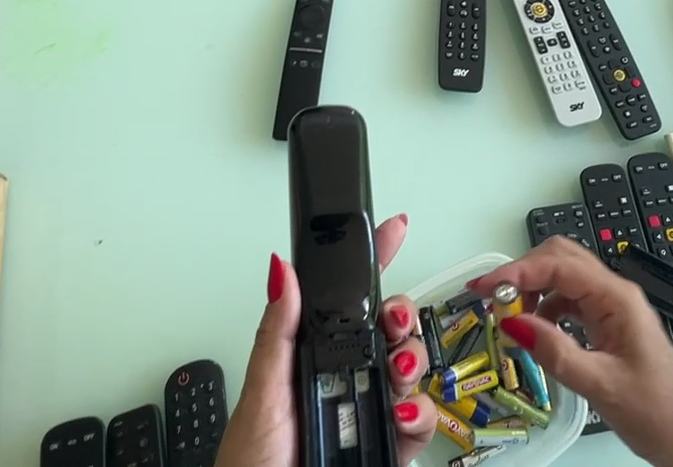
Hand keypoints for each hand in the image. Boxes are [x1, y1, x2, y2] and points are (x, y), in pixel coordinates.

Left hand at [214, 213, 437, 466]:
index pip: (349, 297)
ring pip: (411, 366)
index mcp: (314, 351)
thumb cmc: (252, 462)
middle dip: (401, 312)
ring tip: (397, 371)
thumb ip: (277, 332)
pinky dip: (421, 413)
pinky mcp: (389, 445)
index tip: (396, 228)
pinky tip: (402, 414)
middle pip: (390, 326)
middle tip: (393, 317)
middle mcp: (346, 374)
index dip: (375, 259)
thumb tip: (282, 270)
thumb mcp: (262, 392)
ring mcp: (370, 408)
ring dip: (411, 359)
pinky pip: (421, 420)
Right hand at [474, 237, 672, 466]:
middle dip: (523, 272)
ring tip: (510, 316)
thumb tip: (513, 323)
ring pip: (562, 275)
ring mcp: (610, 305)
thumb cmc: (657, 413)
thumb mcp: (601, 387)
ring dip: (532, 287)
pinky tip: (535, 329)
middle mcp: (613, 292)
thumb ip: (556, 353)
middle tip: (493, 299)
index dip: (518, 272)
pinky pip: (568, 298)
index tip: (485, 288)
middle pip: (560, 257)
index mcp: (616, 298)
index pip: (558, 266)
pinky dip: (544, 305)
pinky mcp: (606, 321)